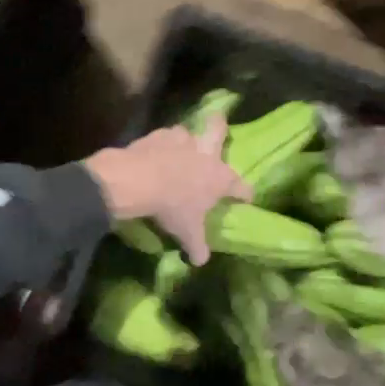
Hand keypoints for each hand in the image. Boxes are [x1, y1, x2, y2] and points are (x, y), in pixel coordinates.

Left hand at [82, 115, 251, 264]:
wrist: (138, 181)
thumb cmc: (172, 207)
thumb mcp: (187, 233)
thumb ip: (197, 247)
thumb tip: (200, 261)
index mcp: (219, 177)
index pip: (241, 186)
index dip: (245, 194)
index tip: (246, 198)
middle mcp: (205, 153)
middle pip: (218, 130)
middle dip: (220, 126)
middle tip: (219, 124)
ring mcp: (181, 140)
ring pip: (187, 132)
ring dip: (185, 139)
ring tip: (177, 147)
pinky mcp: (157, 135)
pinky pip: (162, 137)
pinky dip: (160, 144)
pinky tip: (153, 152)